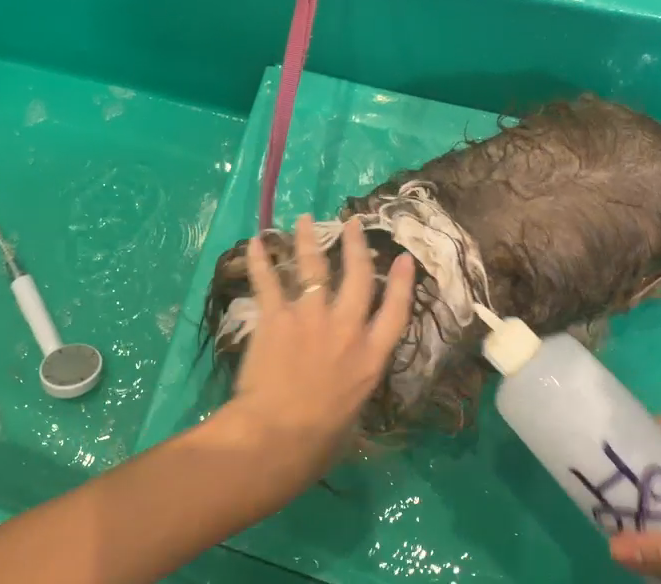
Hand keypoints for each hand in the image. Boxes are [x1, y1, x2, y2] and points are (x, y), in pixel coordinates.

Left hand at [214, 214, 414, 488]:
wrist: (278, 435)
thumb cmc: (318, 441)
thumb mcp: (354, 416)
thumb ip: (354, 391)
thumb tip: (349, 390)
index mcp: (370, 358)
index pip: (395, 313)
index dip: (402, 283)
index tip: (403, 259)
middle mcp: (346, 330)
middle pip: (357, 277)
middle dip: (356, 246)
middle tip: (353, 223)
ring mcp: (311, 318)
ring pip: (313, 267)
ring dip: (309, 240)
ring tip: (306, 219)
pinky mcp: (277, 318)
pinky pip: (268, 281)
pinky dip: (260, 260)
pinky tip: (257, 242)